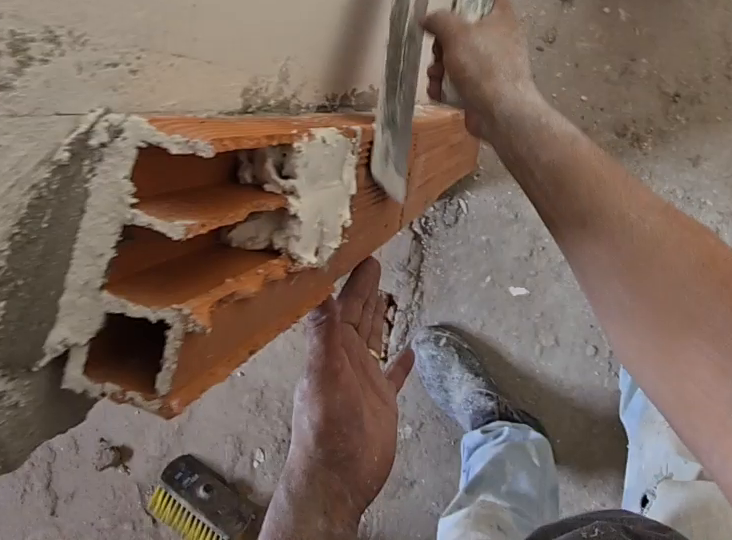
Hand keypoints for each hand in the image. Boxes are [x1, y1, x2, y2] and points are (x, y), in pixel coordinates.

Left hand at [263, 258, 413, 537]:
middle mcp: (346, 359)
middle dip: (365, 288)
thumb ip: (323, 336)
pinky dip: (401, 362)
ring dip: (379, 316)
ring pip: (374, 338)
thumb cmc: (328, 431)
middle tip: (375, 259)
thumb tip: (321, 291)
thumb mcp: (323, 378)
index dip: (353, 278)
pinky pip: (393, 375)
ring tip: (386, 292)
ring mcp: (364, 380)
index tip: (362, 250)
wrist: (338, 482)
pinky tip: (410, 349)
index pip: (344, 303)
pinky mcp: (381, 402)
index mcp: (332, 348)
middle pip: (359, 314)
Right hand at [423, 0, 541, 139]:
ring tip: (435, 76)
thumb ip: (439, 20)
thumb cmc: (483, 65)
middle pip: (465, 32)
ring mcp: (494, 67)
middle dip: (443, 45)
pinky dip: (447, 86)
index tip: (450, 11)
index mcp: (503, 19)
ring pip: (458, 59)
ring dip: (440, 68)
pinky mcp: (485, 89)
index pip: (489, 0)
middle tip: (438, 52)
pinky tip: (438, 91)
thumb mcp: (456, 33)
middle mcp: (502, 40)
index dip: (469, 2)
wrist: (501, 112)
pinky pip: (460, 81)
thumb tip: (427, 18)